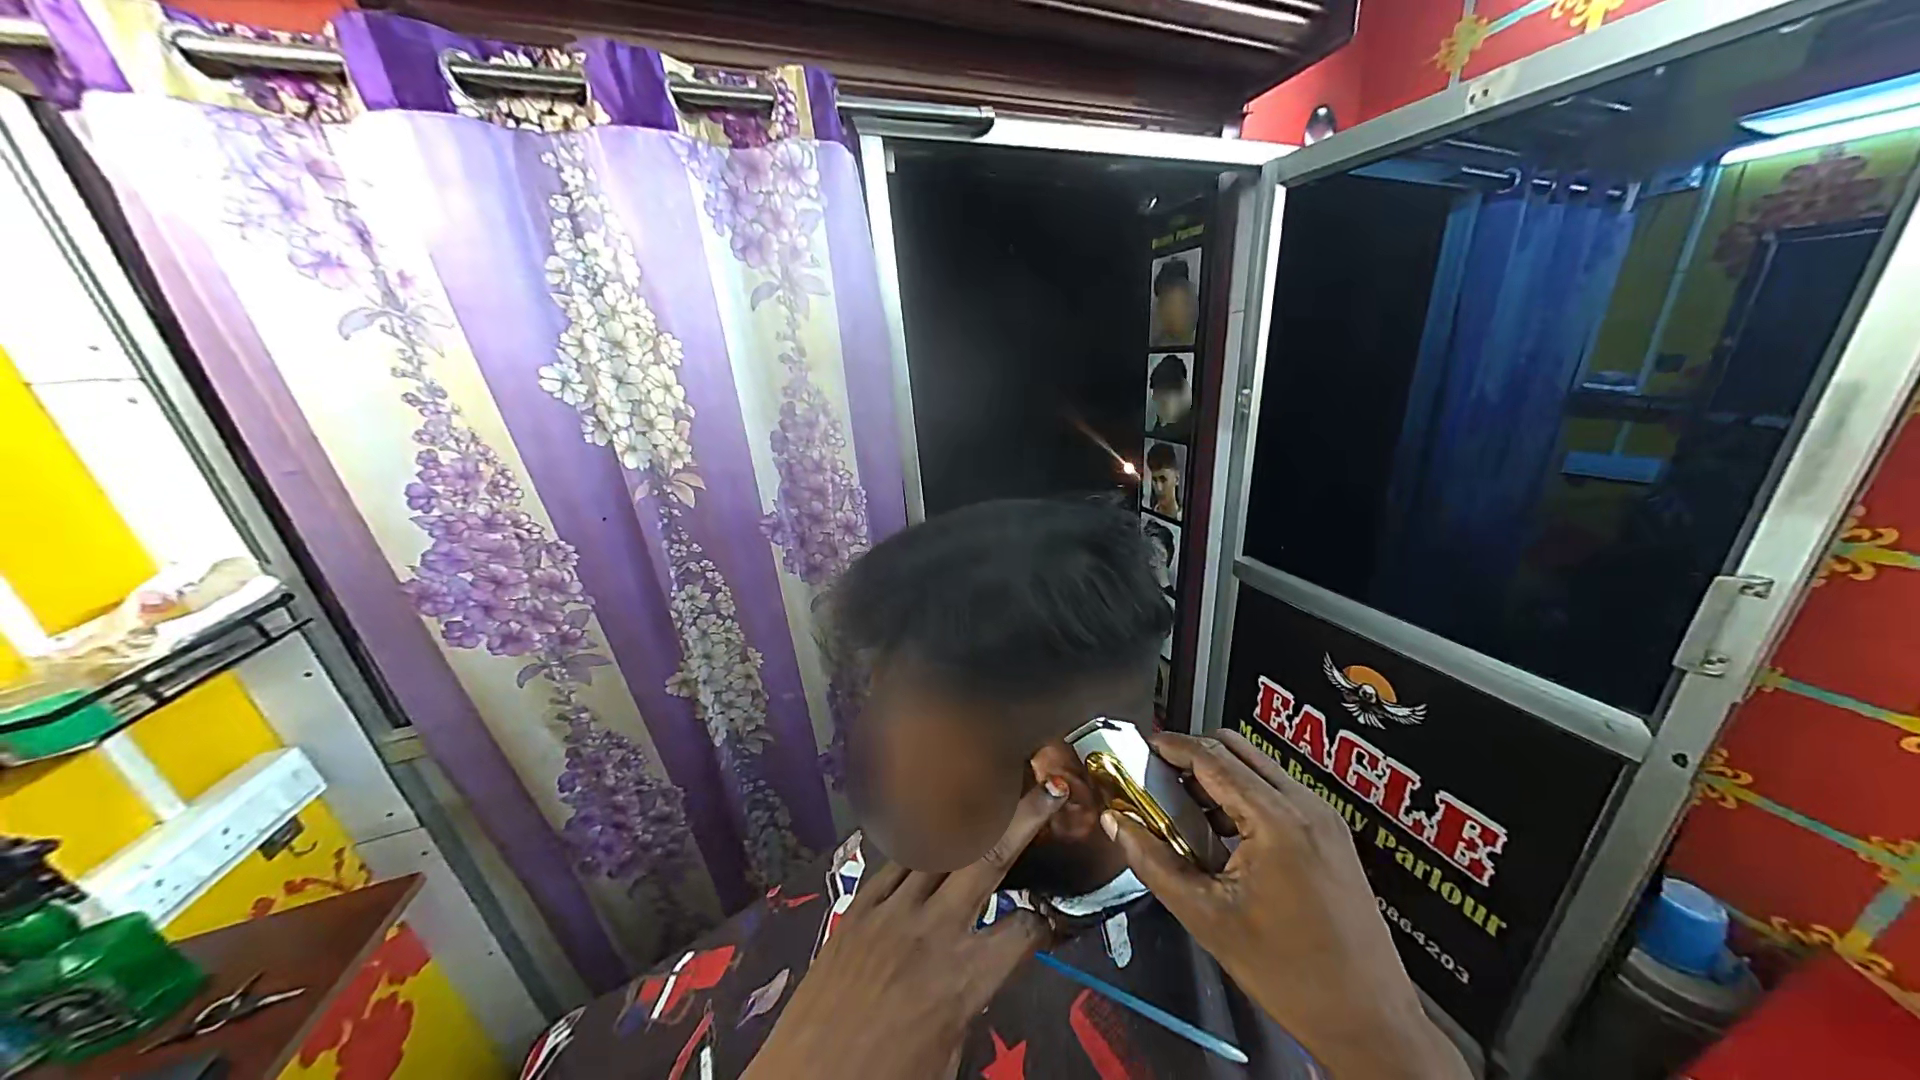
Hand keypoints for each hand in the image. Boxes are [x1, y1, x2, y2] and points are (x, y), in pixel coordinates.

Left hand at [744, 777, 1069, 1079]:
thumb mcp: (948, 1053)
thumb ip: (970, 999)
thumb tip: (981, 971)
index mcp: (965, 977)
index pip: (1024, 929)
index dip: (1042, 922)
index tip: (1044, 918)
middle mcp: (934, 929)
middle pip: (989, 858)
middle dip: (1025, 818)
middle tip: (1050, 789)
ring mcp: (893, 910)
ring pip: (941, 848)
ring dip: (971, 819)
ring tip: (991, 792)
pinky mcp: (860, 906)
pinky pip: (897, 863)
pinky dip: (919, 846)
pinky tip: (932, 833)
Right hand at [1104, 730, 1470, 1079]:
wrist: (1370, 1022)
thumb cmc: (1290, 974)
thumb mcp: (1206, 916)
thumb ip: (1153, 862)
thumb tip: (1117, 825)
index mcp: (1277, 820)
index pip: (1212, 756)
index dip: (1172, 745)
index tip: (1143, 746)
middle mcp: (1306, 806)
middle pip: (1237, 749)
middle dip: (1193, 755)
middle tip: (1159, 778)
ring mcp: (1324, 818)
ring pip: (1258, 767)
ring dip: (1218, 775)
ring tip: (1184, 809)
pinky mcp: (1332, 834)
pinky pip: (1277, 791)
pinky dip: (1243, 795)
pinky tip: (1222, 833)